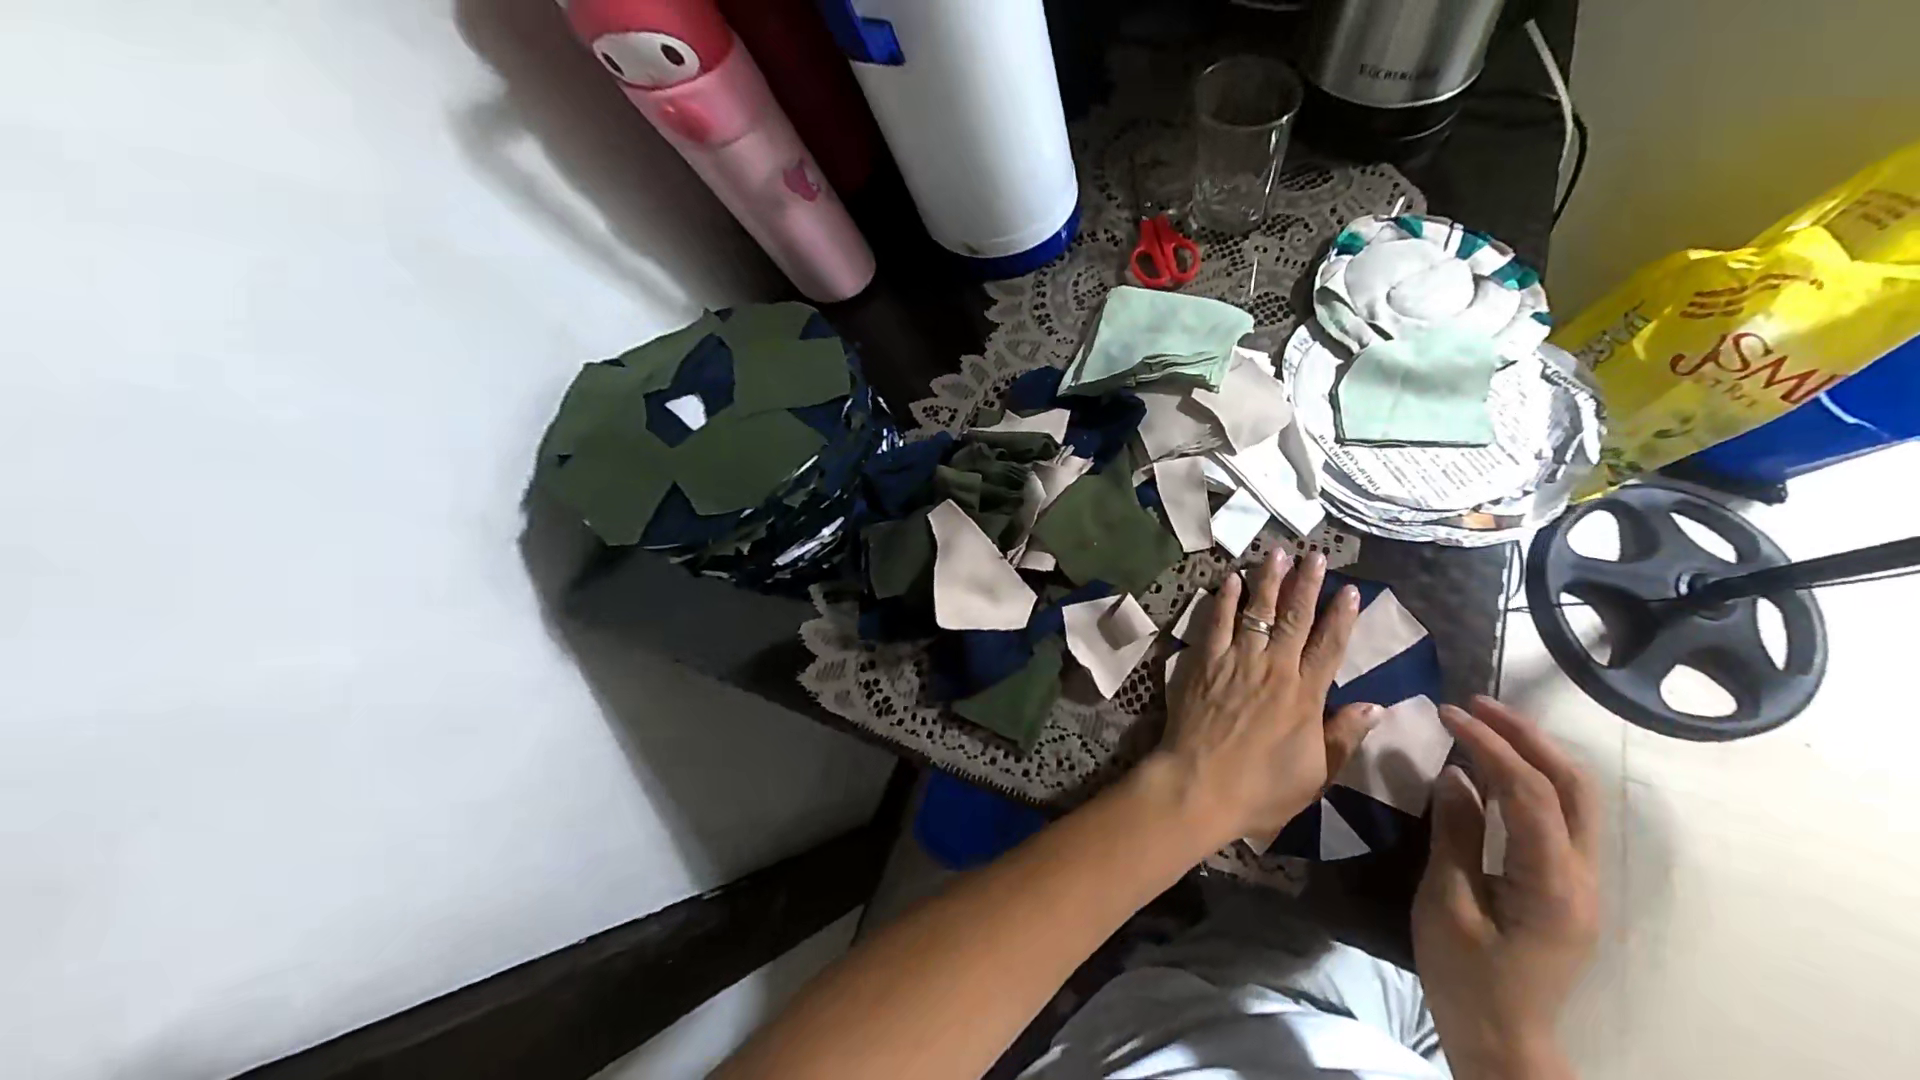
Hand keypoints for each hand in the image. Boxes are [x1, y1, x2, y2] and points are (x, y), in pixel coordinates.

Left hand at [1152, 550, 1379, 849]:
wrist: (1198, 785)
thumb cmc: (1260, 789)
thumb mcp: (1316, 774)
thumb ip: (1343, 736)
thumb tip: (1376, 706)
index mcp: (1305, 696)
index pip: (1330, 646)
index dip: (1342, 617)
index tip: (1351, 589)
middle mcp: (1273, 669)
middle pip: (1295, 618)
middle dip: (1307, 584)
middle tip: (1315, 555)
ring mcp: (1236, 661)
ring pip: (1257, 612)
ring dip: (1268, 581)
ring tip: (1277, 553)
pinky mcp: (1203, 663)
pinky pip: (1217, 623)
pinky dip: (1224, 599)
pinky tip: (1231, 579)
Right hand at [1414, 697, 1599, 1079]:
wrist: (1502, 1035)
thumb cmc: (1465, 972)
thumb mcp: (1446, 901)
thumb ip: (1455, 834)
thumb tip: (1455, 774)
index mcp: (1552, 883)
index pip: (1529, 793)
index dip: (1490, 744)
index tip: (1447, 712)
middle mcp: (1584, 876)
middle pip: (1574, 786)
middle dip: (1527, 737)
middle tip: (1476, 704)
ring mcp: (1583, 881)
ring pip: (1575, 798)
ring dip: (1533, 753)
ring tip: (1484, 722)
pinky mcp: (1568, 884)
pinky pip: (1558, 817)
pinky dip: (1528, 780)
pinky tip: (1491, 769)